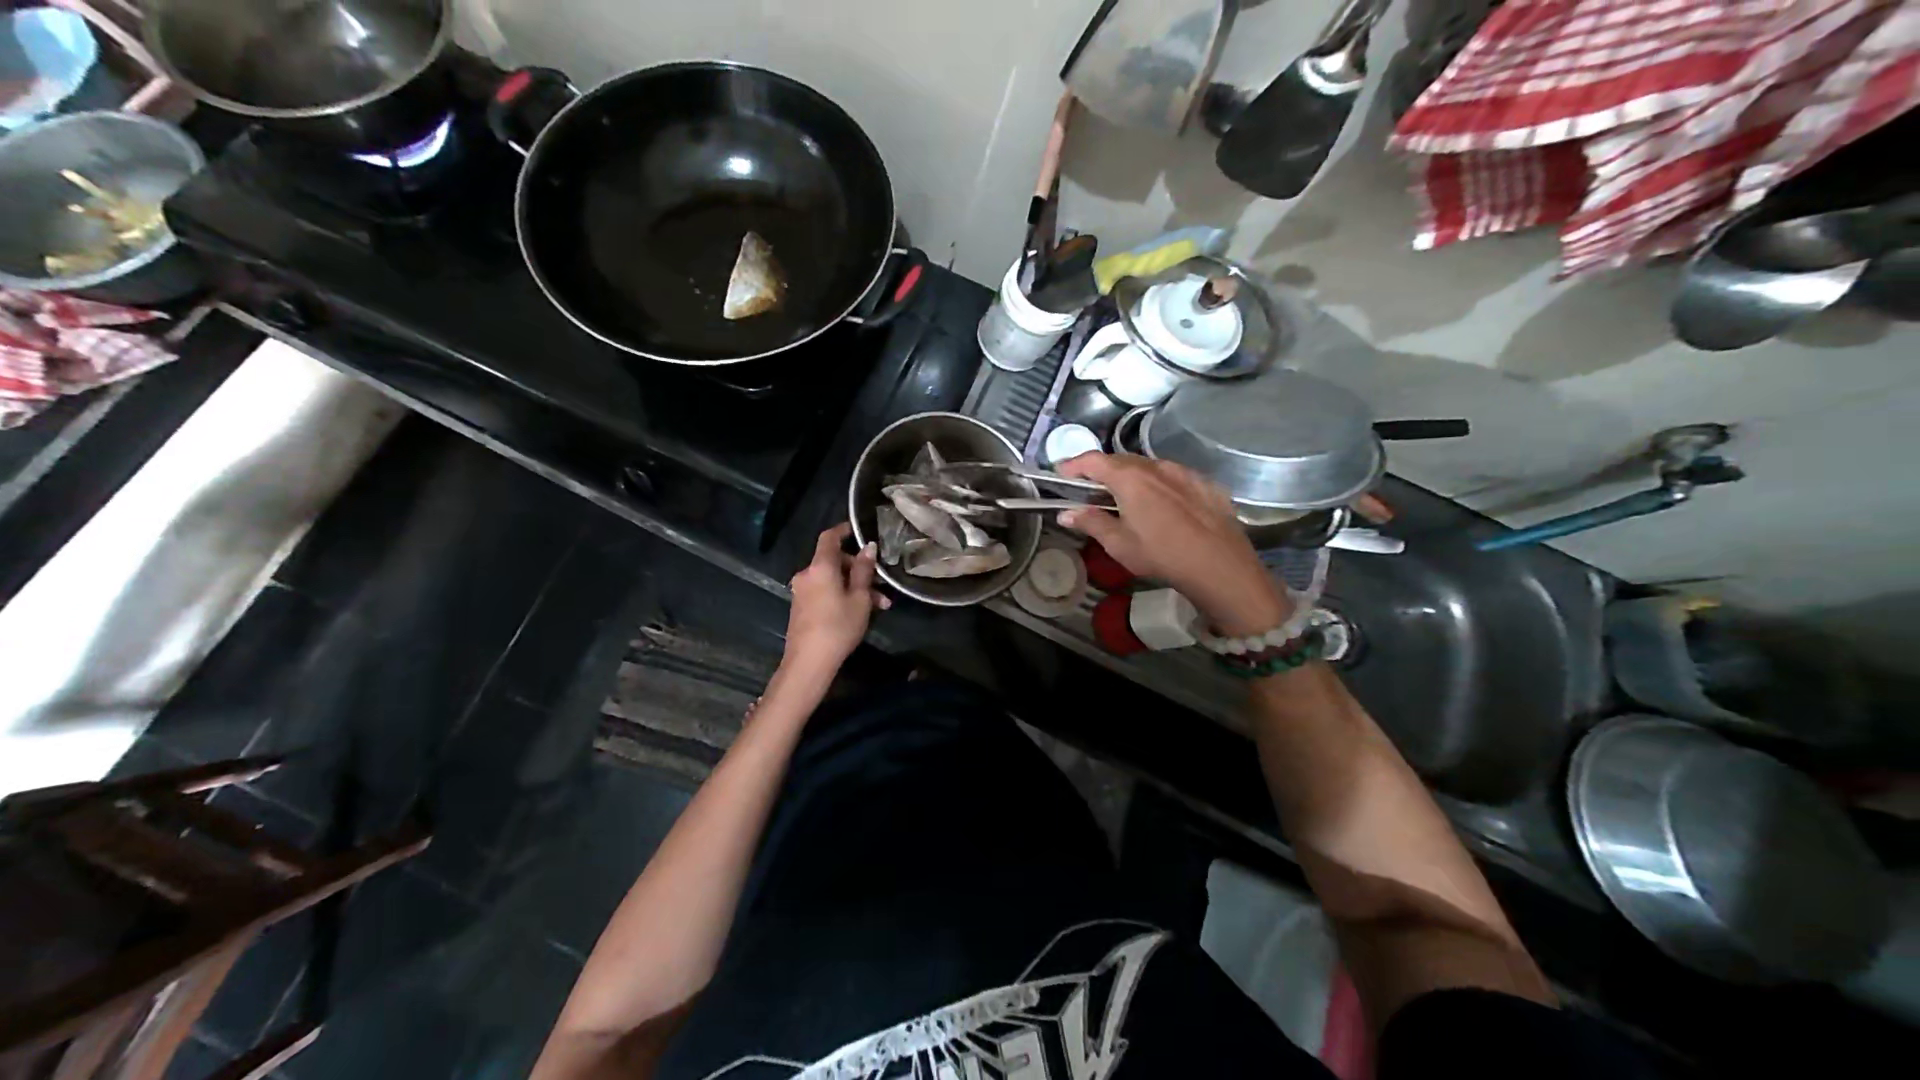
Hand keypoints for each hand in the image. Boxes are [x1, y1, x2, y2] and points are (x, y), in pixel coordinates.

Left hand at [783, 523, 888, 675]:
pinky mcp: (801, 606)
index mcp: (820, 566)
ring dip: (854, 587)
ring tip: (879, 605)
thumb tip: (869, 547)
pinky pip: (824, 591)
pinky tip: (859, 612)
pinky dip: (841, 595)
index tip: (859, 530)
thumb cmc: (838, 626)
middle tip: (881, 586)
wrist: (809, 661)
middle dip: (859, 570)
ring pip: (832, 579)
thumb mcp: (859, 598)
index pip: (829, 537)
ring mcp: (801, 591)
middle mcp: (807, 574)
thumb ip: (863, 570)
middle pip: (834, 561)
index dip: (844, 530)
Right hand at [1056, 453, 1290, 636]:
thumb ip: (1091, 523)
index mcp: (1129, 477)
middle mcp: (1156, 466)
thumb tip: (1066, 513)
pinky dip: (1160, 485)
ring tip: (1127, 497)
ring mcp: (1184, 472)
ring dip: (1133, 476)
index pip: (1093, 460)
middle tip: (1091, 489)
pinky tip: (1163, 506)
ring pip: (1150, 467)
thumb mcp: (1119, 544)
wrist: (1220, 565)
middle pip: (1121, 460)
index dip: (1073, 465)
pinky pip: (1175, 477)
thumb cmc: (1162, 555)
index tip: (1061, 474)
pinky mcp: (1206, 484)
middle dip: (1102, 471)